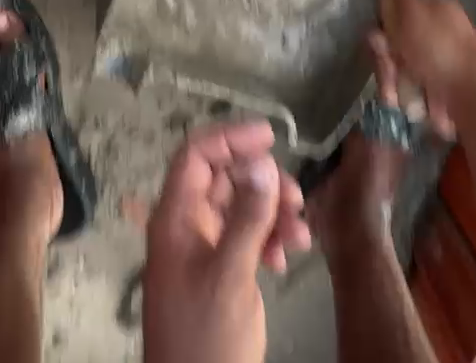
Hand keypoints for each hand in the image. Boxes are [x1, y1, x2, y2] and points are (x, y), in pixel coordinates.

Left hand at [144, 121, 310, 362]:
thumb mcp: (230, 276)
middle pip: (223, 178)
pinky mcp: (220, 270)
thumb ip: (247, 218)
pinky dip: (268, 238)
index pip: (196, 156)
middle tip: (297, 199)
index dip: (230, 138)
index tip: (270, 136)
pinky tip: (285, 258)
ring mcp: (202, 249)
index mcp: (174, 218)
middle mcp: (186, 226)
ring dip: (272, 212)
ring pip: (239, 207)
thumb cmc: (206, 338)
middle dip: (262, 181)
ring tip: (300, 235)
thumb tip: (264, 163)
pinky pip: (245, 236)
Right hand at [376, 0, 475, 115]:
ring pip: (396, 67)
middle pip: (392, 40)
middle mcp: (433, 33)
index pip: (397, 5)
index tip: (379, 36)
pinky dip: (407, 98)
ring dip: (393, 81)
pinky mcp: (435, 89)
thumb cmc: (440, 49)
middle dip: (385, 57)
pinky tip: (415, 104)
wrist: (472, 98)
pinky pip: (407, 90)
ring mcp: (435, 63)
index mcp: (434, 9)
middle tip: (391, 65)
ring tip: (400, 94)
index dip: (384, 20)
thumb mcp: (415, 12)